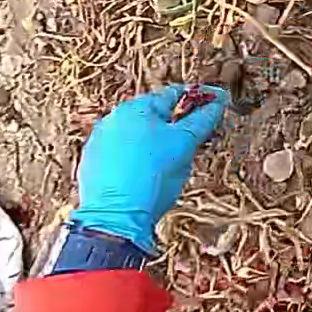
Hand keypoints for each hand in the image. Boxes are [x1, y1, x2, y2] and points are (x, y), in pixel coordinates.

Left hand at [73, 85, 230, 253]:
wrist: (116, 217)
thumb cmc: (153, 175)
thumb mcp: (186, 144)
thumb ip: (203, 120)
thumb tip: (218, 103)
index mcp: (135, 109)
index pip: (174, 94)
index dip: (199, 98)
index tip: (217, 103)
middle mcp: (114, 119)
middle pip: (156, 113)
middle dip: (180, 121)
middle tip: (201, 134)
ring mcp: (100, 141)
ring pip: (141, 132)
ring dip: (161, 137)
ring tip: (177, 155)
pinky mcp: (94, 162)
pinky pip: (126, 149)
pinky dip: (142, 153)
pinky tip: (153, 168)